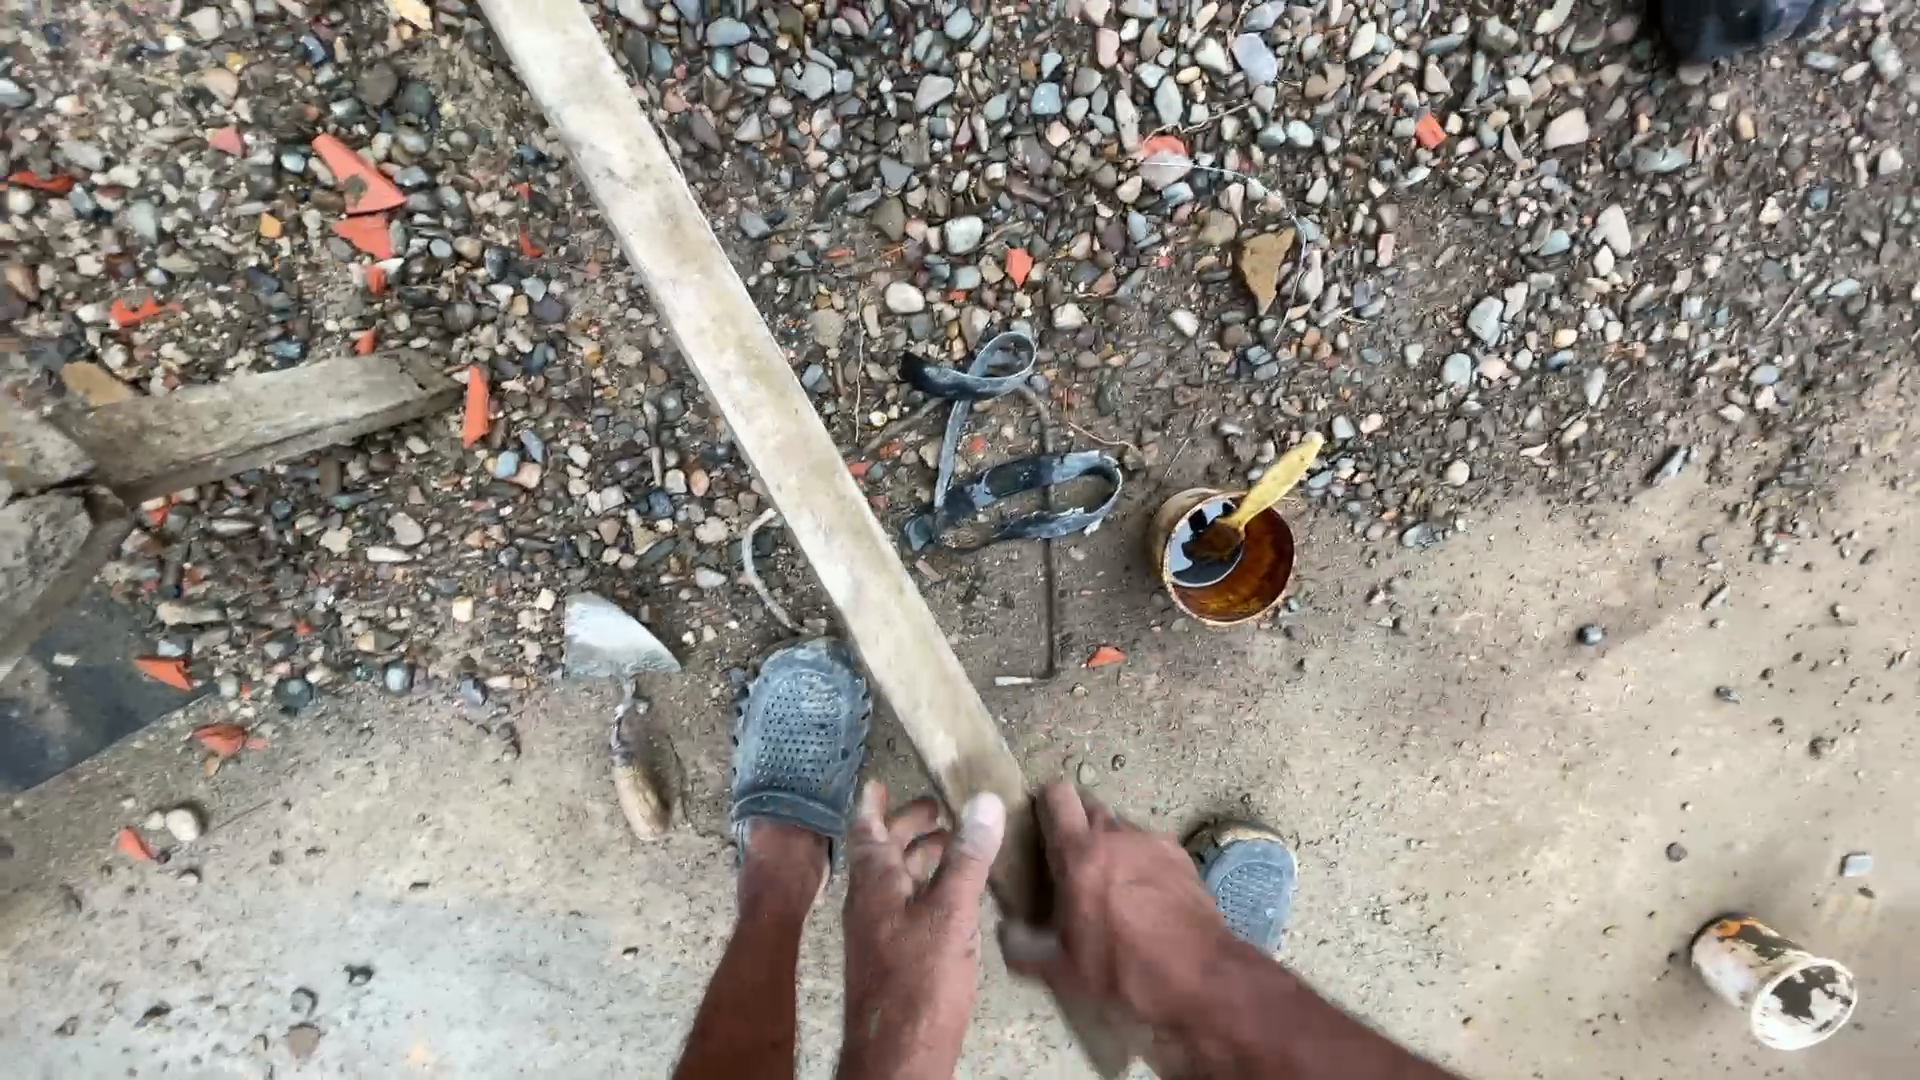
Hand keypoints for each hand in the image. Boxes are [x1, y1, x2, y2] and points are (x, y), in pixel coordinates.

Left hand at [838, 781, 1005, 1079]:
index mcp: (874, 880)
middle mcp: (869, 901)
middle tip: (936, 807)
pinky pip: (906, 904)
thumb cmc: (919, 979)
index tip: (879, 782)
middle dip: (908, 825)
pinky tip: (954, 895)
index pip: (866, 828)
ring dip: (920, 856)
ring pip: (896, 879)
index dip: (873, 803)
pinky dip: (927, 886)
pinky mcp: (892, 957)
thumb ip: (968, 856)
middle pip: (883, 850)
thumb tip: (984, 801)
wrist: (897, 1059)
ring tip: (953, 843)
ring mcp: (877, 931)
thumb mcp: (950, 910)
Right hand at [999, 783, 1238, 1031]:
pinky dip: (1143, 859)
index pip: (1057, 795)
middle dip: (1079, 823)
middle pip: (1089, 805)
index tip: (1041, 819)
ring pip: (1122, 826)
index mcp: (1078, 852)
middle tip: (1075, 858)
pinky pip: (1151, 845)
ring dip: (1112, 843)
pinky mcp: (1180, 855)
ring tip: (1115, 881)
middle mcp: (1114, 834)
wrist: (1200, 977)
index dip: (1046, 801)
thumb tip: (1006, 933)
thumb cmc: (1123, 968)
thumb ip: (1026, 947)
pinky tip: (1148, 892)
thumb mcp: (1064, 969)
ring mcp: (1151, 841)